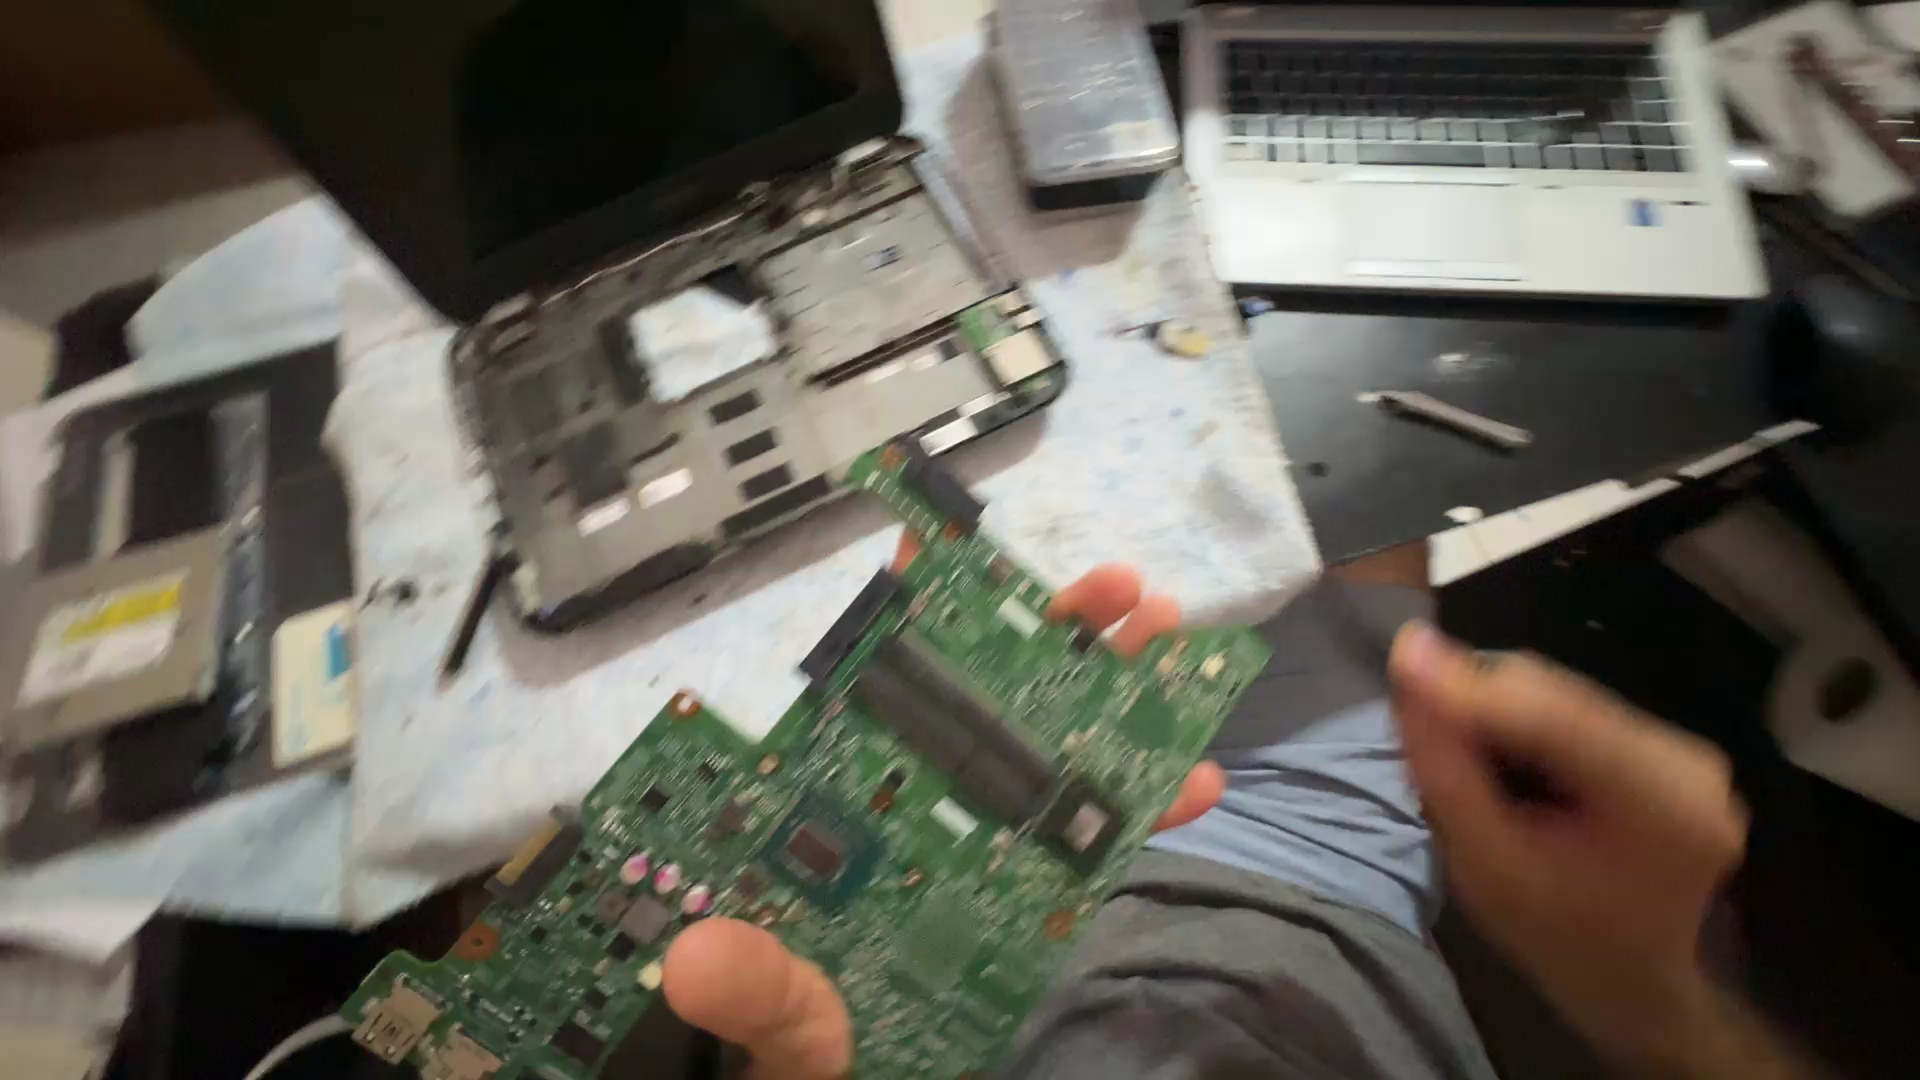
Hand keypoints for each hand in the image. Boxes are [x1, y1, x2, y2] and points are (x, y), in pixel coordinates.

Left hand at [661, 534, 1223, 1079]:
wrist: (867, 1074)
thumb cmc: (812, 1033)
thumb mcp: (782, 1012)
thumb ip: (757, 987)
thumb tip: (698, 957)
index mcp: (859, 801)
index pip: (879, 686)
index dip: (908, 608)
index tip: (939, 541)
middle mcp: (931, 797)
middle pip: (996, 694)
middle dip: (1056, 630)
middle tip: (1114, 587)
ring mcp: (989, 835)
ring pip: (1059, 745)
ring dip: (1119, 691)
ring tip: (1166, 638)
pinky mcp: (1035, 882)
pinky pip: (1098, 832)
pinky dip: (1146, 804)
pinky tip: (1196, 776)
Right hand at [1388, 622, 1748, 1062]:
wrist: (1627, 979)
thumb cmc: (1548, 929)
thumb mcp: (1477, 856)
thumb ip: (1441, 758)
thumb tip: (1411, 653)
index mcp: (1660, 802)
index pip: (1551, 715)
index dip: (1469, 683)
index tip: (1399, 661)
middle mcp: (1684, 759)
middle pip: (1549, 692)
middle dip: (1473, 700)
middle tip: (1421, 734)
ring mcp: (1677, 747)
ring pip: (1550, 689)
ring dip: (1488, 708)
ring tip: (1461, 757)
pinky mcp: (1657, 742)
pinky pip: (1560, 701)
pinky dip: (1511, 717)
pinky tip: (1499, 757)